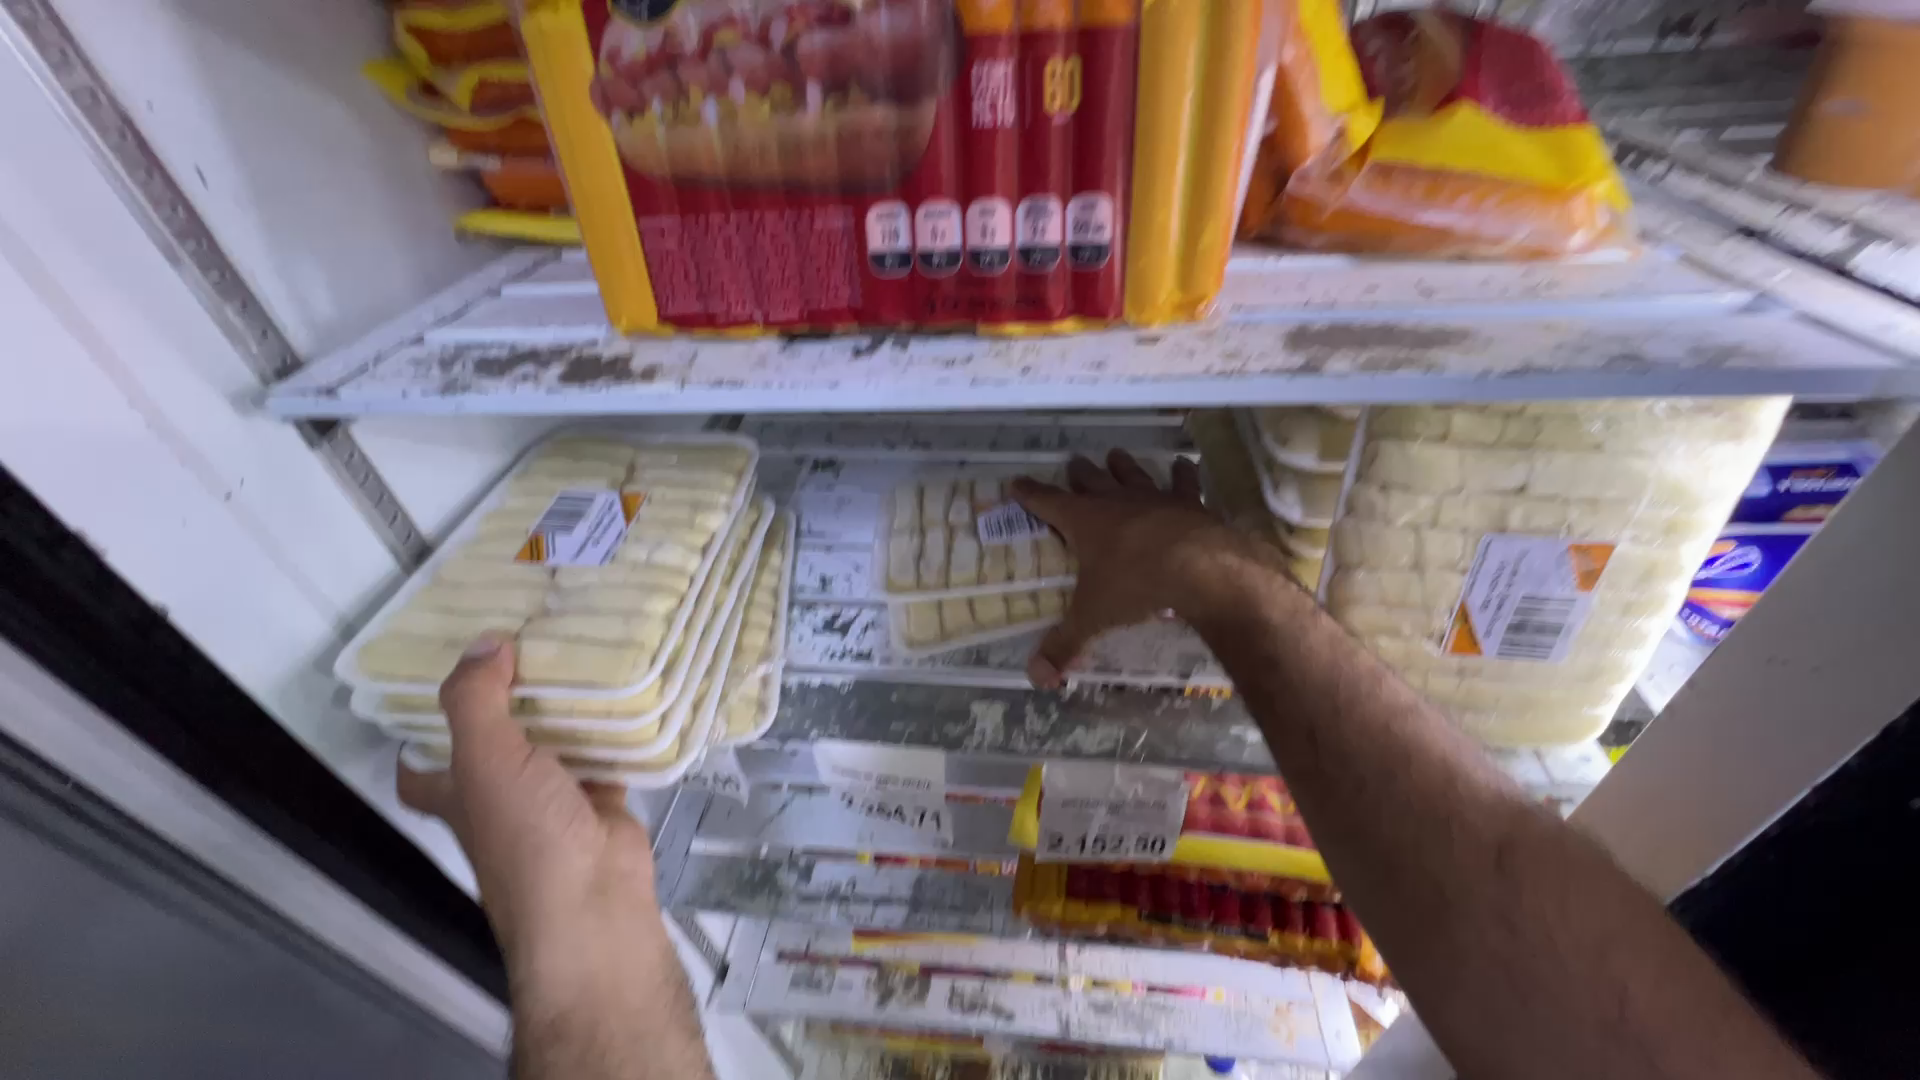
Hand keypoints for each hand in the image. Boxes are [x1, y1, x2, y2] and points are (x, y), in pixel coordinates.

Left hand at [397, 634, 657, 967]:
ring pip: (554, 745)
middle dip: (510, 702)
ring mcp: (553, 799)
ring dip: (565, 711)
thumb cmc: (525, 833)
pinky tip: (627, 695)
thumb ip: (476, 700)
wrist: (592, 894)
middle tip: (529, 647)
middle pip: (497, 742)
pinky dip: (614, 731)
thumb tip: (484, 641)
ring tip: (582, 656)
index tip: (447, 677)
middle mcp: (500, 796)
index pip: (420, 763)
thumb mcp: (485, 760)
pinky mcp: (599, 799)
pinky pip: (604, 754)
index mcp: (458, 793)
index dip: (423, 726)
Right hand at [1011, 449, 1285, 688]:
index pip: (1047, 502)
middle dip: (1079, 473)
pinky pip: (1184, 483)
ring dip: (1123, 466)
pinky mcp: (1189, 504)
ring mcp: (1155, 498)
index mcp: (1084, 521)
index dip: (1030, 493)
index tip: (1016, 482)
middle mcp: (1116, 501)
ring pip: (1133, 474)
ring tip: (1116, 455)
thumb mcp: (1094, 617)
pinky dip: (1183, 474)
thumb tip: (1036, 679)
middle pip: (1091, 480)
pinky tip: (1185, 464)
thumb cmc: (1136, 586)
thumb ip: (1065, 645)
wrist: (1201, 569)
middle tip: (1073, 463)